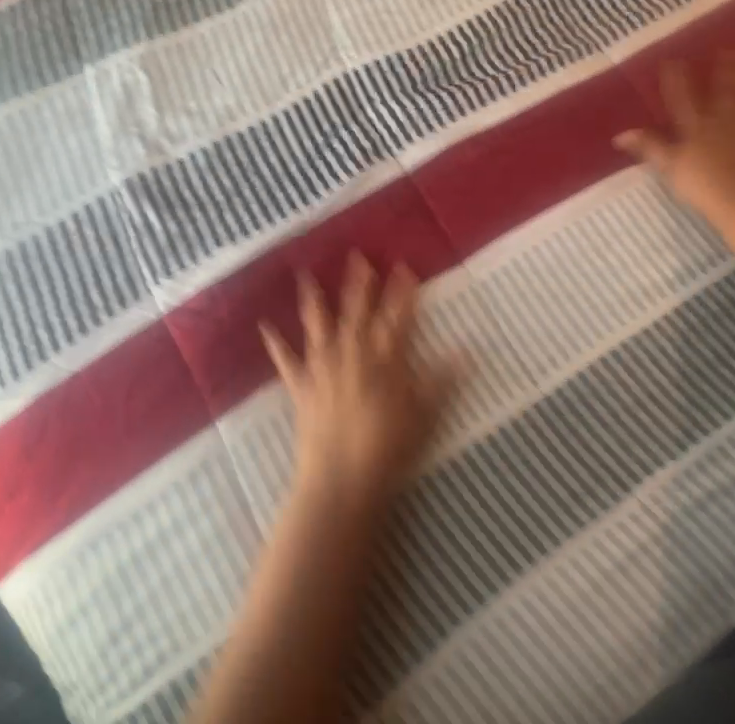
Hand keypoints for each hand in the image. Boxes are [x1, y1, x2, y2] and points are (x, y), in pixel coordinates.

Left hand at [261, 252, 459, 513]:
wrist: (342, 479)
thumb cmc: (389, 447)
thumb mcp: (425, 413)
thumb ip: (443, 380)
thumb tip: (468, 352)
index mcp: (385, 360)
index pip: (398, 317)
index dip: (402, 291)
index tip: (405, 266)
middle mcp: (352, 355)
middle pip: (357, 312)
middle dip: (360, 283)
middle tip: (358, 256)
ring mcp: (323, 369)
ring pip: (318, 326)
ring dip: (314, 300)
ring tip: (307, 275)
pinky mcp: (301, 388)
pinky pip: (286, 361)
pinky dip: (276, 343)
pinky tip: (266, 326)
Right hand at [614, 54, 734, 227]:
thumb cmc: (701, 184)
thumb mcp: (669, 166)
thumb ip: (649, 148)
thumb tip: (620, 134)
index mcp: (696, 127)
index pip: (682, 99)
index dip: (677, 80)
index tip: (674, 60)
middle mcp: (723, 122)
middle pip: (723, 93)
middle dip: (725, 72)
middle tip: (731, 50)